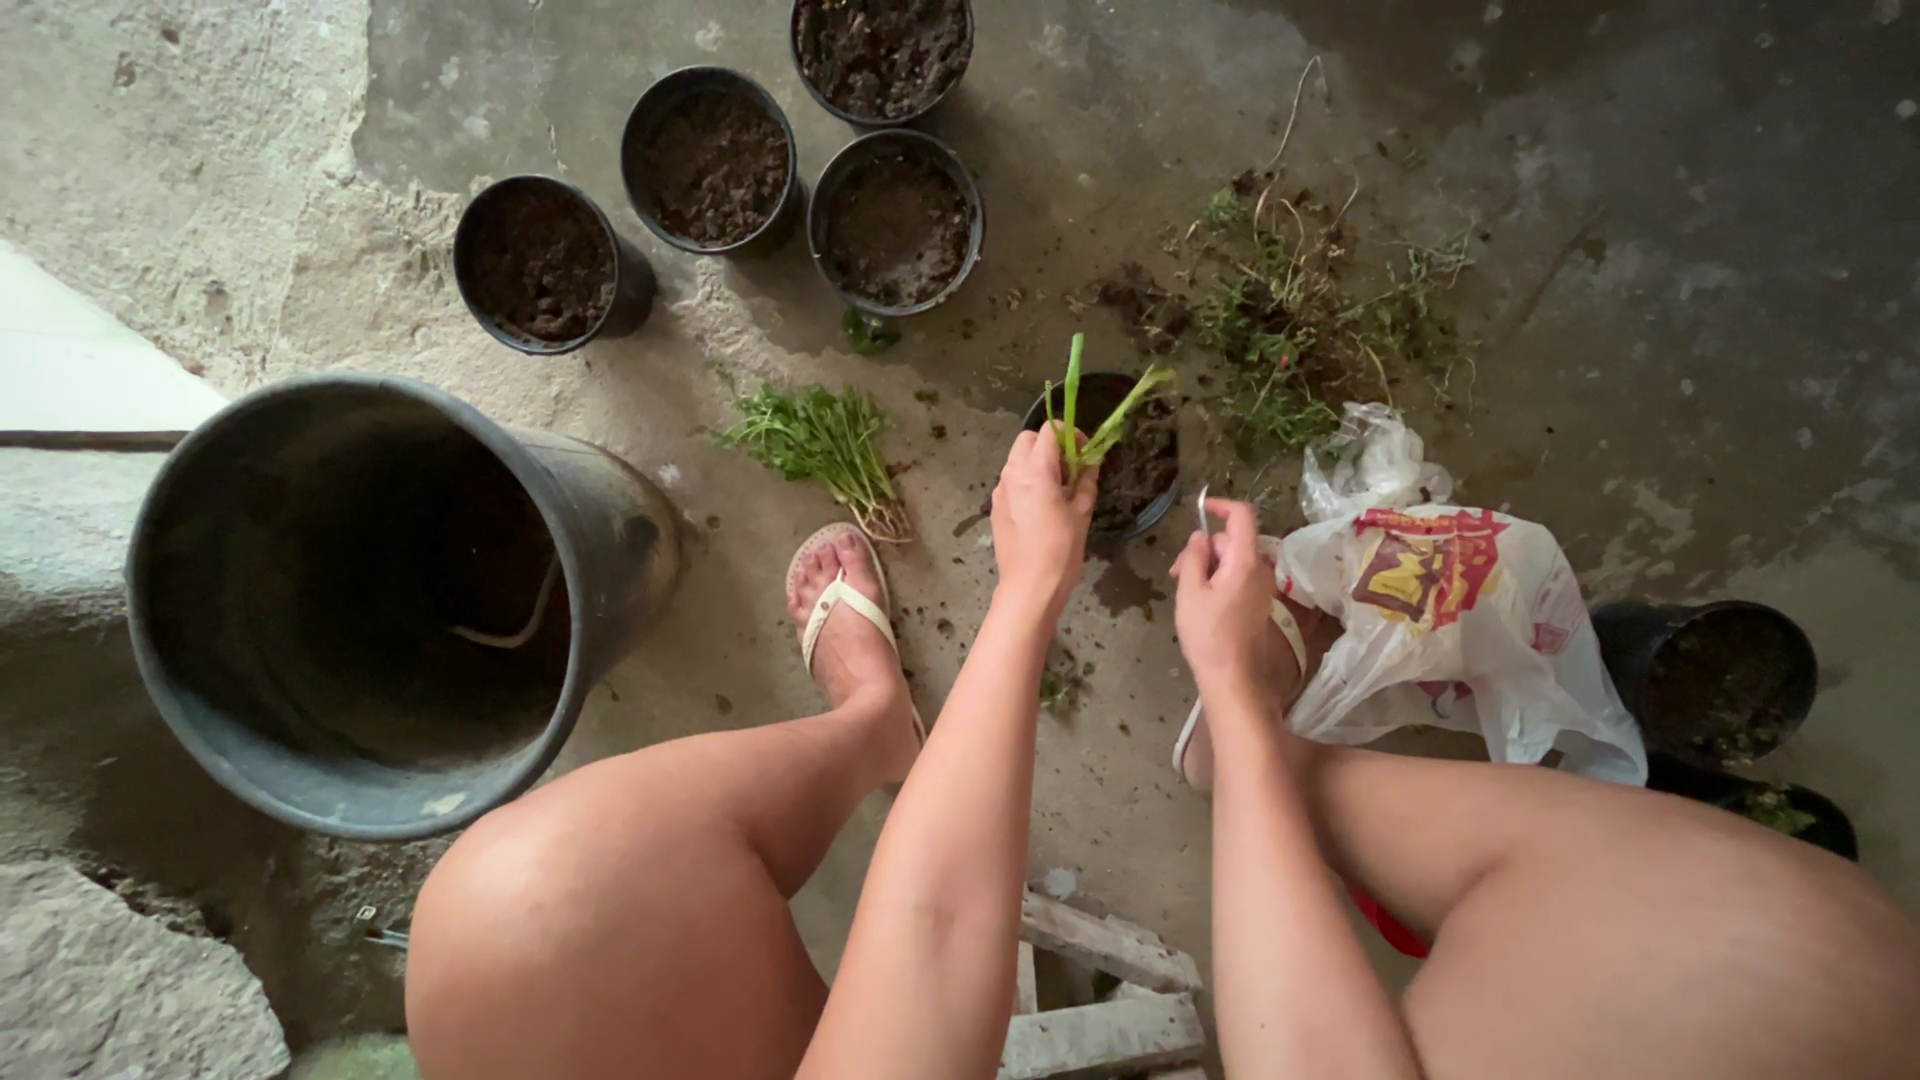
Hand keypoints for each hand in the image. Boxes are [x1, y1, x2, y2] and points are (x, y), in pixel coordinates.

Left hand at [990, 426, 1097, 616]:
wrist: (1029, 586)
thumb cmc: (1060, 549)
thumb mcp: (1082, 512)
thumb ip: (1086, 480)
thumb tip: (1091, 461)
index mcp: (1035, 471)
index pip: (1049, 431)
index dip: (1070, 435)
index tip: (1083, 453)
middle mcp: (1011, 474)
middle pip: (1027, 440)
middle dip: (1050, 445)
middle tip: (1069, 469)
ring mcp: (999, 491)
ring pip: (1016, 460)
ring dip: (1036, 462)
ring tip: (1057, 489)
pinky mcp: (995, 507)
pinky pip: (1010, 481)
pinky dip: (1025, 480)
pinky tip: (1040, 506)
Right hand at [1172, 498, 1287, 705]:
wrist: (1232, 675)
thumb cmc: (1207, 633)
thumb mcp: (1190, 591)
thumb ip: (1193, 557)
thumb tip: (1199, 536)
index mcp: (1245, 561)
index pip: (1242, 515)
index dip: (1221, 505)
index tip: (1199, 508)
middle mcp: (1259, 568)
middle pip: (1231, 540)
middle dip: (1203, 547)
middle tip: (1176, 570)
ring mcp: (1260, 585)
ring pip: (1231, 558)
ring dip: (1207, 564)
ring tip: (1184, 588)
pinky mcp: (1256, 600)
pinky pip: (1236, 575)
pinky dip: (1216, 577)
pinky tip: (1199, 598)